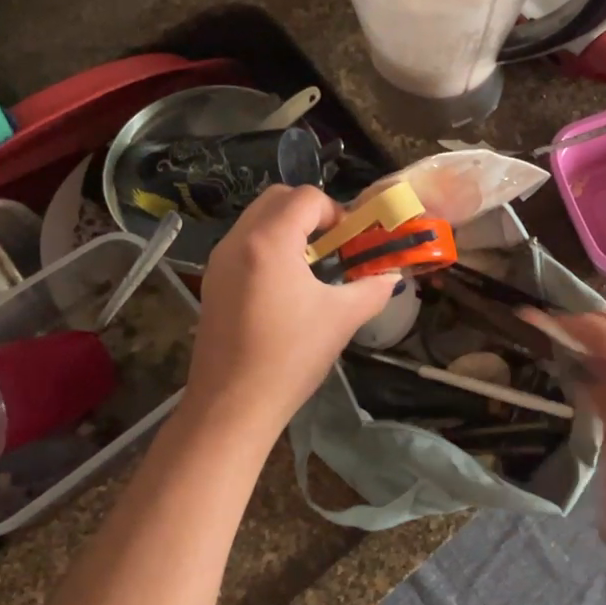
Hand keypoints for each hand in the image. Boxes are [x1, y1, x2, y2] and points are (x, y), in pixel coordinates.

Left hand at [187, 186, 399, 430]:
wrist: (231, 406)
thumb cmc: (290, 358)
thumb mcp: (342, 319)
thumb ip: (372, 288)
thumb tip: (392, 274)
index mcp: (269, 241)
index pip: (307, 198)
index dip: (337, 212)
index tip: (352, 241)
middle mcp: (239, 240)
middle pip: (278, 198)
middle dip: (311, 213)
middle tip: (334, 245)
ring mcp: (219, 260)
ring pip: (258, 219)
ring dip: (289, 228)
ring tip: (313, 266)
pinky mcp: (212, 281)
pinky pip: (245, 243)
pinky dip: (269, 247)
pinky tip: (287, 286)